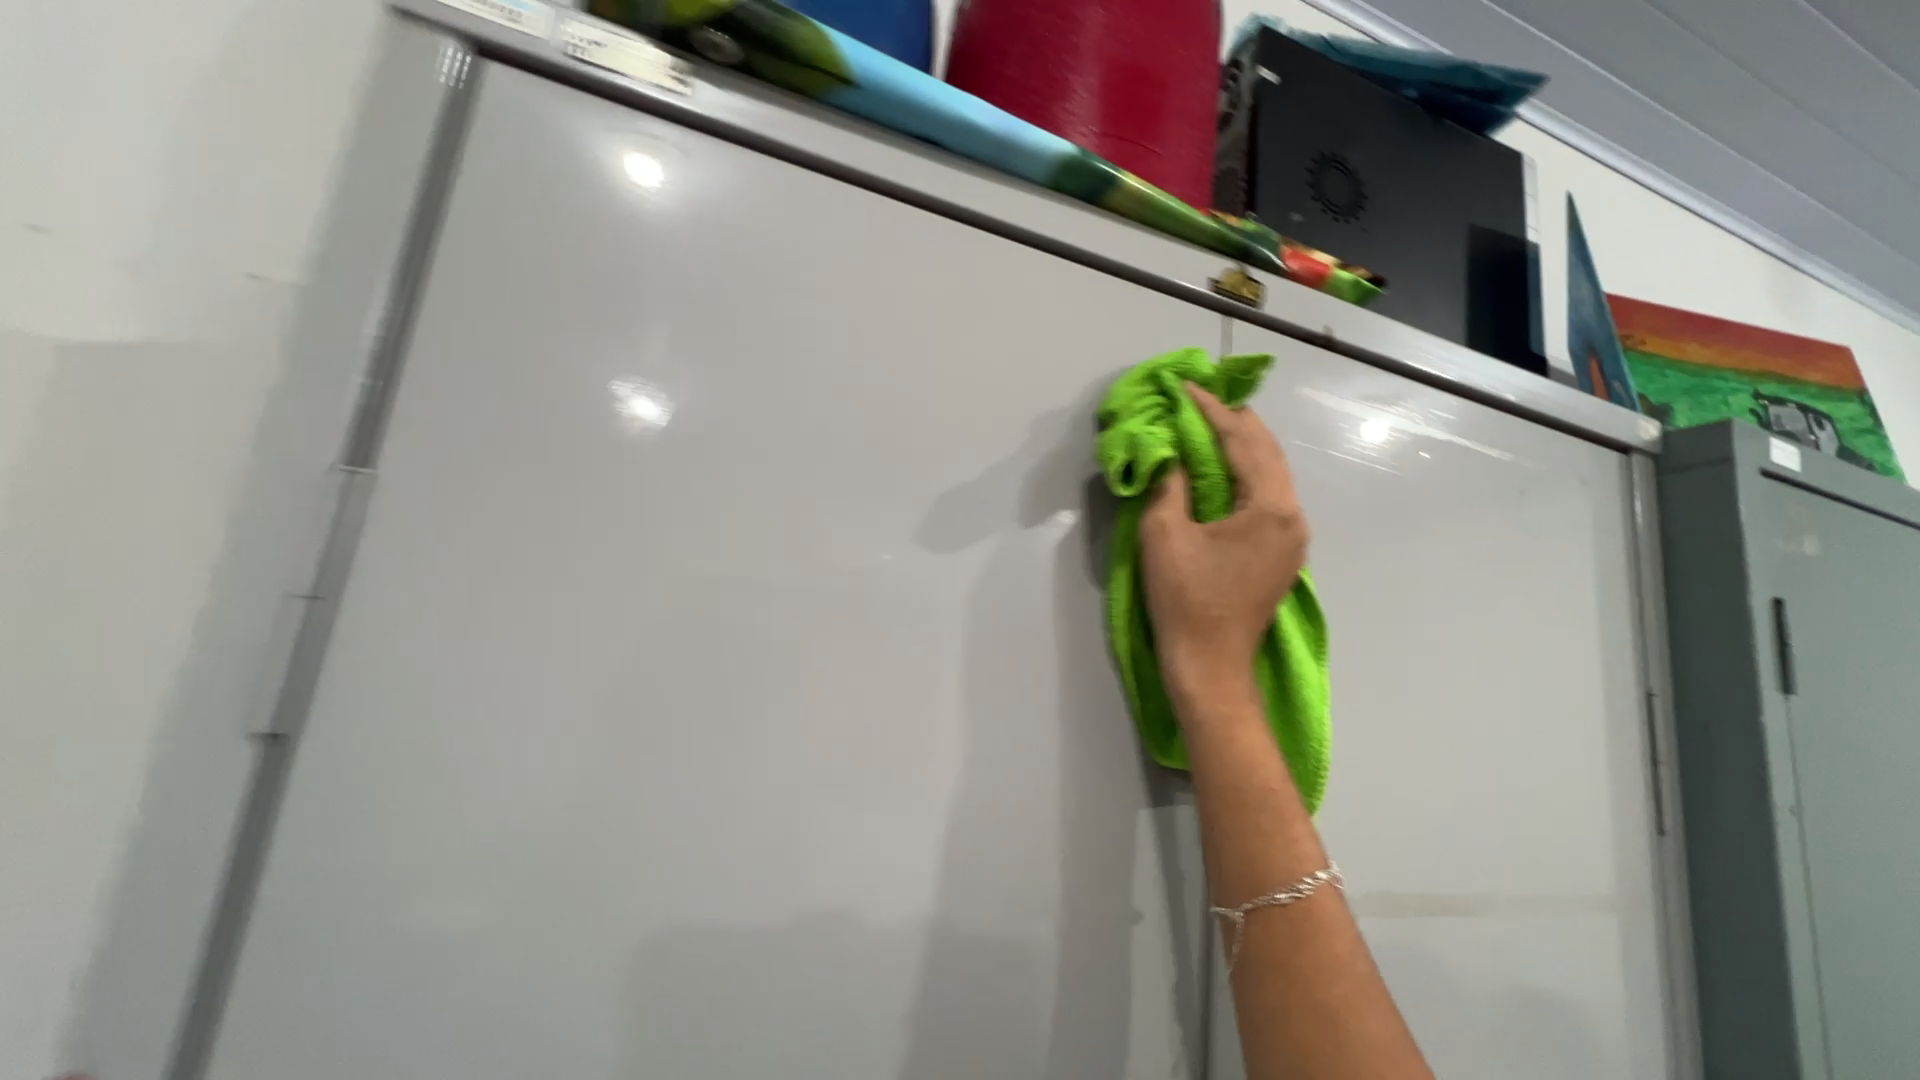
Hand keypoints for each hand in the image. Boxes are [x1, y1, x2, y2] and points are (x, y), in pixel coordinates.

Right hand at [1141, 383, 1309, 699]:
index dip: (1210, 410)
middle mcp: (1293, 515)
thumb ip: (1171, 482)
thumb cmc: (1185, 599)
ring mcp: (1293, 537)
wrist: (1209, 665)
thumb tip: (1172, 451)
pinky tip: (1221, 470)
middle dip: (1233, 421)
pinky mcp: (1282, 553)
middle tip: (1198, 400)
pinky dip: (1245, 474)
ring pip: (1271, 473)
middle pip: (1267, 451)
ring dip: (1241, 447)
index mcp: (1270, 506)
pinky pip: (1268, 497)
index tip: (1185, 386)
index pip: (1243, 440)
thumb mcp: (1164, 533)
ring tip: (1207, 426)